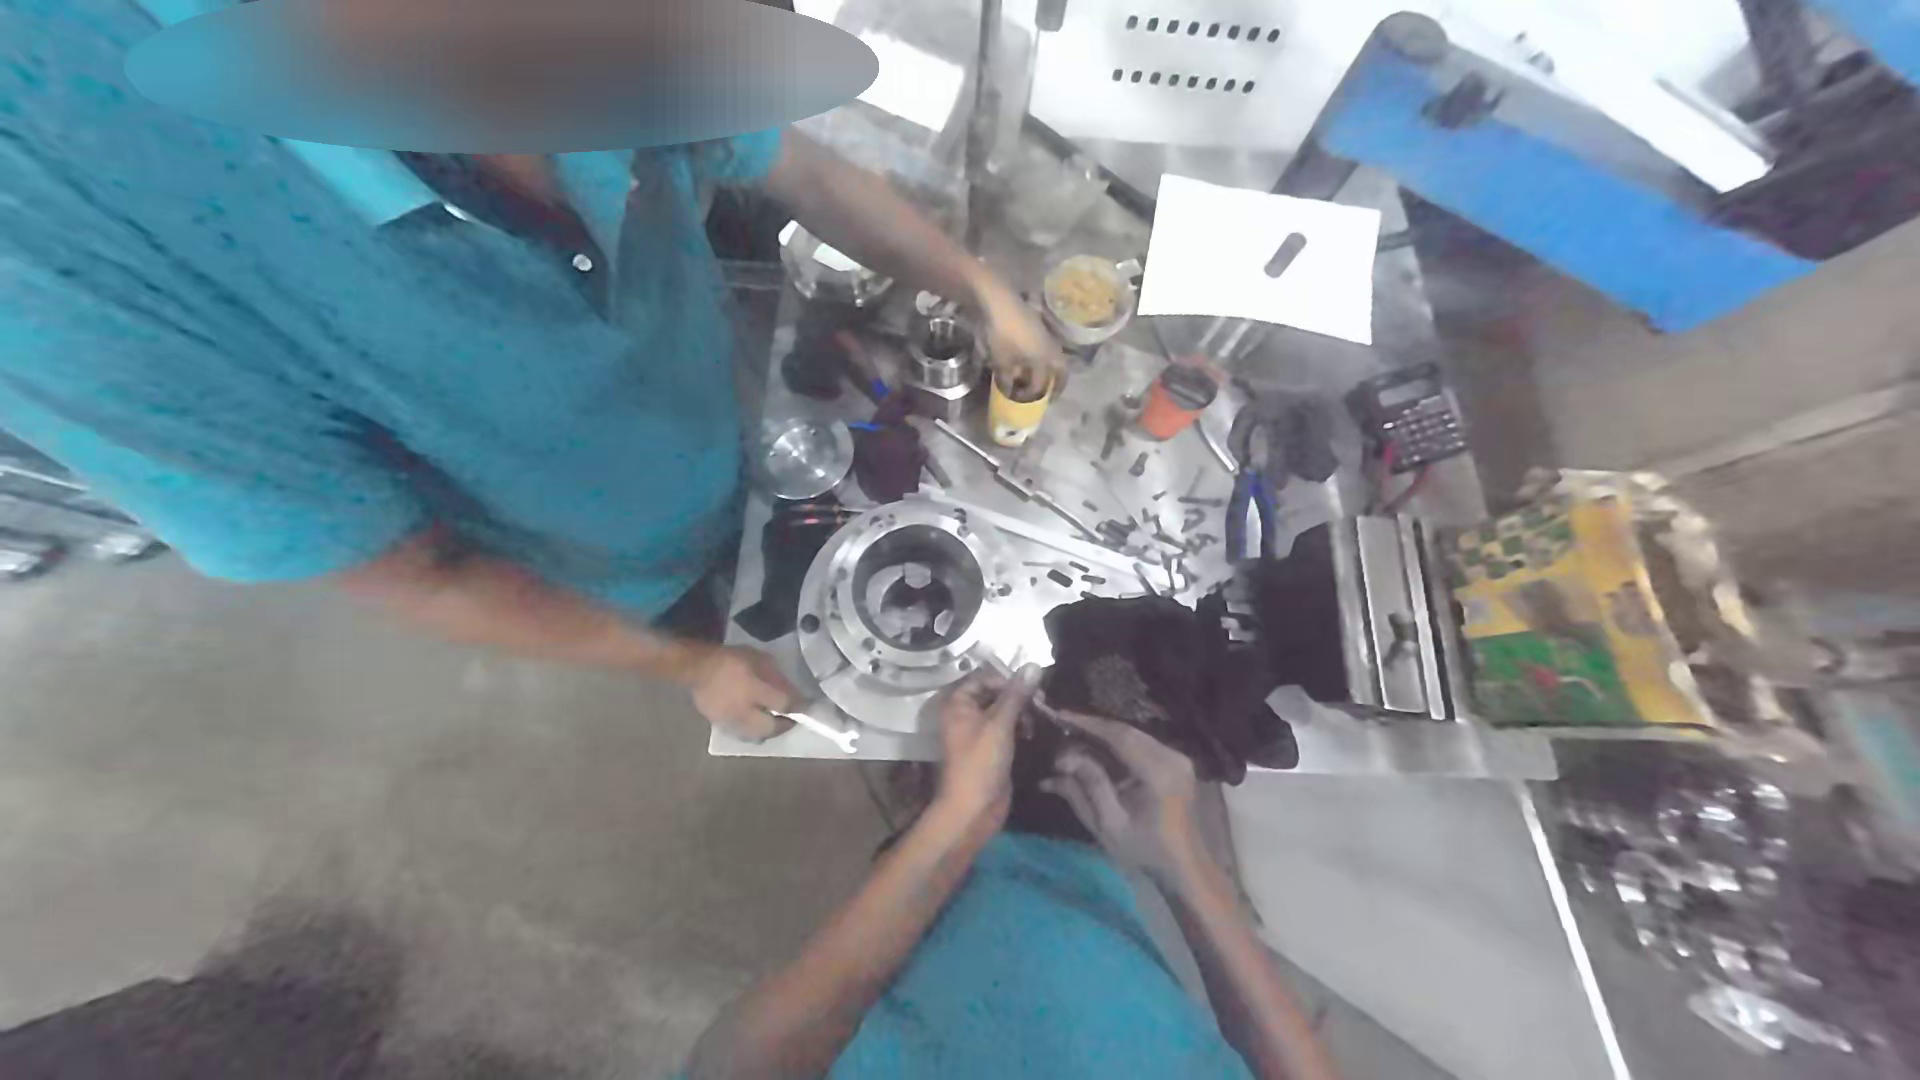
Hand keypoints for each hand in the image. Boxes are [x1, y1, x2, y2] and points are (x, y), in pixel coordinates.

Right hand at [689, 646, 799, 741]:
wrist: (697, 666)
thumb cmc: (733, 660)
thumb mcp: (761, 662)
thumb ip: (777, 679)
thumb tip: (792, 692)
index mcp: (755, 693)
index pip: (784, 705)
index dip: (799, 707)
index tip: (807, 707)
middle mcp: (743, 713)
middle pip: (769, 729)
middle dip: (782, 726)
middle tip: (789, 719)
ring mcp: (729, 722)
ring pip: (754, 736)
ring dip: (767, 732)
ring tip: (772, 723)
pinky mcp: (717, 724)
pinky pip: (740, 733)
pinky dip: (751, 731)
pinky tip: (753, 722)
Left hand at [932, 664, 1042, 833]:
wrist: (972, 810)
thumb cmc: (980, 762)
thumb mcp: (1000, 724)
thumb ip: (1016, 695)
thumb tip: (1033, 664)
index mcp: (957, 704)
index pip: (983, 679)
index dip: (1006, 680)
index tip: (1031, 688)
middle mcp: (964, 715)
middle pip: (993, 694)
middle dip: (1016, 697)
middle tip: (1040, 702)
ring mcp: (977, 733)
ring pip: (1001, 712)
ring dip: (1020, 712)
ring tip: (1038, 719)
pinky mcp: (989, 749)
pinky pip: (1005, 730)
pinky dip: (1018, 728)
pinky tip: (1033, 732)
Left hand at [974, 278, 1059, 393]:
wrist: (1000, 302)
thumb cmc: (1002, 334)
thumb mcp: (1001, 359)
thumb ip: (1006, 377)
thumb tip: (1008, 389)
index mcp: (1044, 359)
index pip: (1042, 383)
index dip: (1032, 394)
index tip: (1023, 400)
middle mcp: (1051, 348)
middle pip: (1060, 370)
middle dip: (1058, 385)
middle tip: (1051, 395)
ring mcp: (1047, 336)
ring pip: (1055, 358)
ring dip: (1051, 370)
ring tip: (1041, 379)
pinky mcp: (1040, 325)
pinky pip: (1046, 348)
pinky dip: (1043, 358)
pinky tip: (1031, 361)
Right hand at [1043, 710, 1203, 881]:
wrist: (1186, 868)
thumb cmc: (1145, 851)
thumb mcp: (1109, 824)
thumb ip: (1087, 786)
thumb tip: (1063, 756)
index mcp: (1158, 773)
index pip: (1119, 735)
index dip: (1087, 722)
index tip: (1059, 715)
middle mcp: (1172, 757)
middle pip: (1126, 730)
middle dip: (1093, 726)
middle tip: (1062, 724)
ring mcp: (1178, 758)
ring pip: (1133, 734)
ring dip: (1104, 733)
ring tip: (1074, 733)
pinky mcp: (1177, 761)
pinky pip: (1142, 742)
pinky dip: (1118, 742)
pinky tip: (1098, 746)